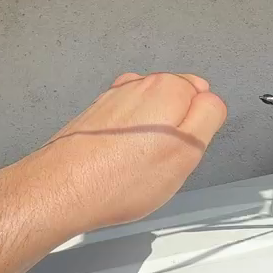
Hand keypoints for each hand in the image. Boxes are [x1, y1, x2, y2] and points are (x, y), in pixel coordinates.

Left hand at [11, 72, 227, 233]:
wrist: (61, 189)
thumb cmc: (120, 178)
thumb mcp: (186, 152)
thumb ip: (208, 117)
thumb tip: (211, 102)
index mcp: (168, 87)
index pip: (207, 101)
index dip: (198, 132)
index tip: (184, 151)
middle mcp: (139, 83)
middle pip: (178, 104)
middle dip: (175, 129)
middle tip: (163, 161)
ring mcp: (115, 96)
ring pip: (151, 114)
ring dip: (150, 134)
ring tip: (137, 165)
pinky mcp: (97, 113)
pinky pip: (127, 124)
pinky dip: (127, 140)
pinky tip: (118, 162)